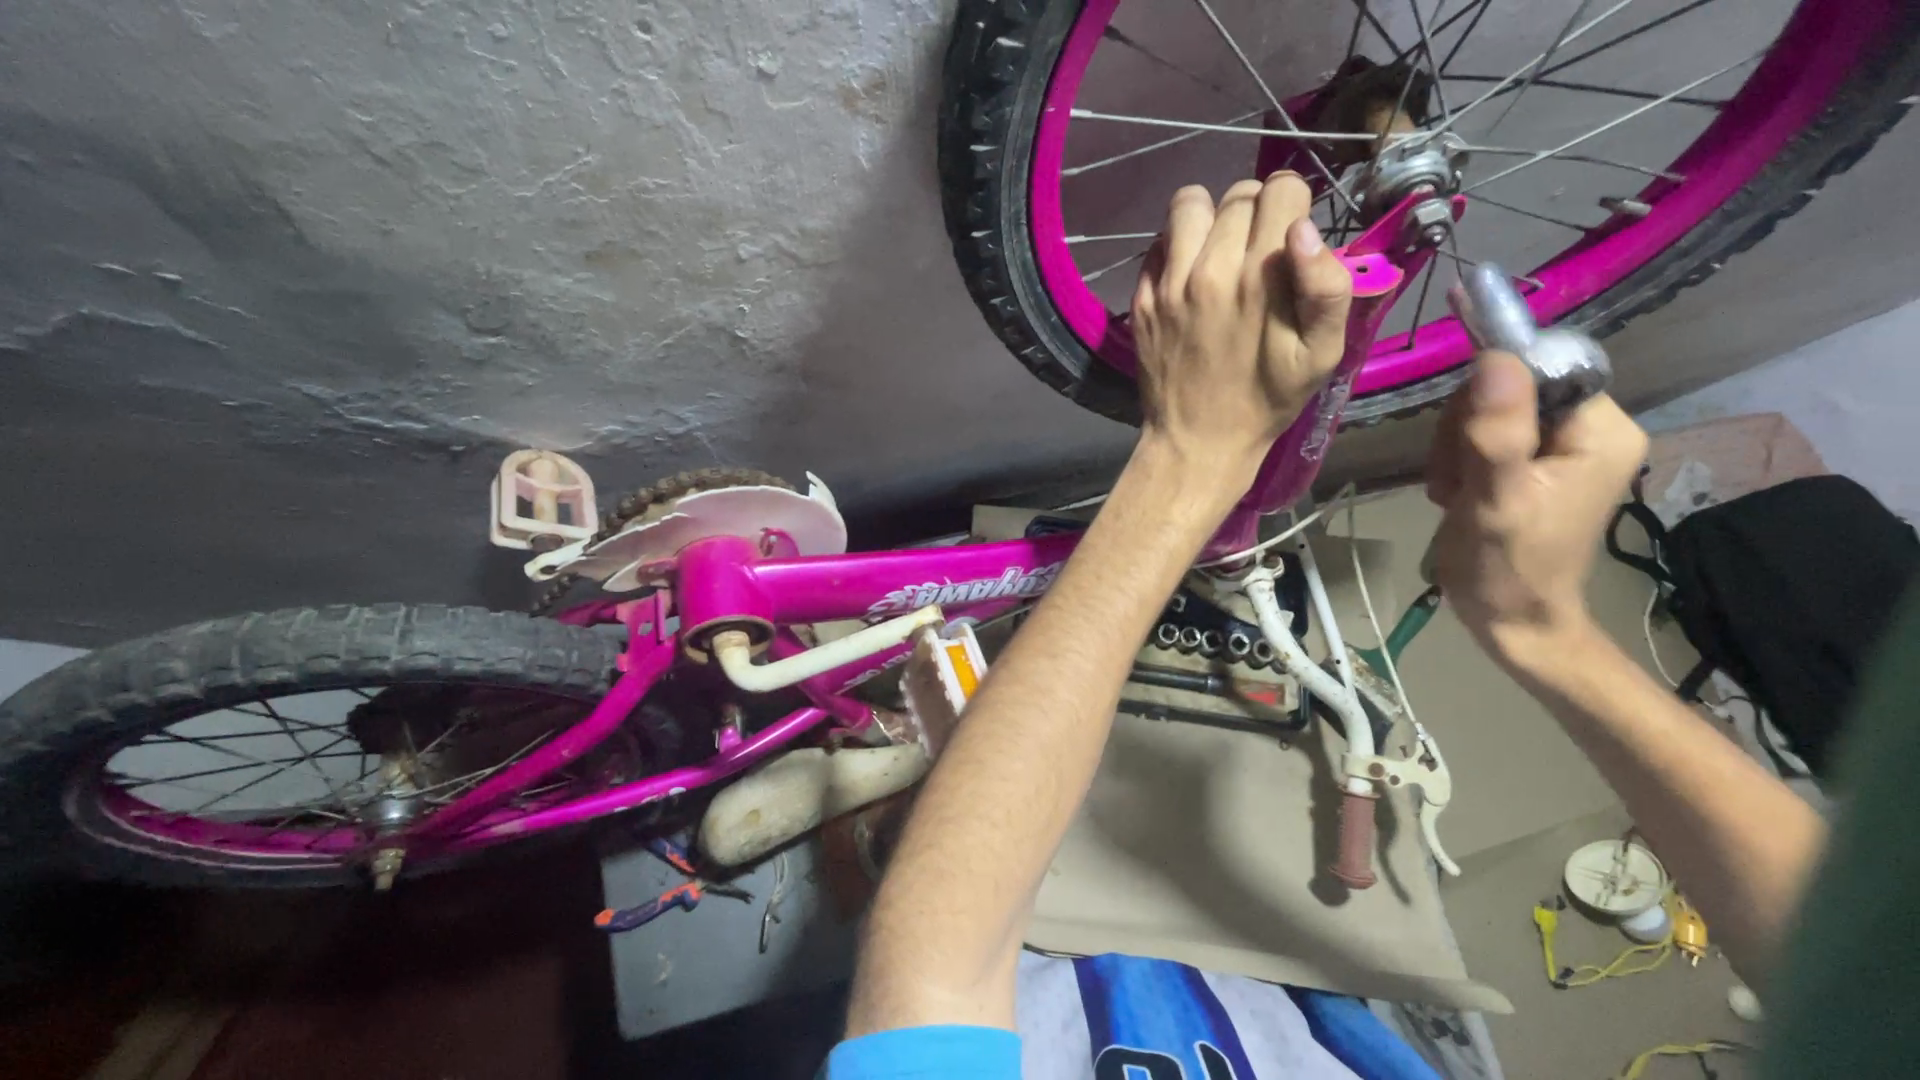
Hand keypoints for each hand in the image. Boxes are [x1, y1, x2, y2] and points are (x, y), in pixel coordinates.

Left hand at [1131, 174, 1352, 486]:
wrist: (1198, 440)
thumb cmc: (1268, 398)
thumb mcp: (1321, 353)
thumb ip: (1327, 286)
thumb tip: (1305, 227)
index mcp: (1262, 276)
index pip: (1281, 190)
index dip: (1293, 206)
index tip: (1290, 236)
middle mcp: (1210, 269)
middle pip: (1238, 195)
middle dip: (1256, 212)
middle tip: (1258, 252)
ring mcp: (1168, 282)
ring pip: (1189, 203)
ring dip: (1210, 217)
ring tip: (1220, 251)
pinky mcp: (1141, 297)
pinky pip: (1157, 242)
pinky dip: (1176, 247)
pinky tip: (1190, 276)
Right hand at [1426, 351, 1647, 663]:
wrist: (1511, 622)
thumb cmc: (1507, 568)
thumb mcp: (1497, 499)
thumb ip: (1497, 431)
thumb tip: (1495, 357)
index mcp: (1603, 430)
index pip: (1538, 369)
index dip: (1489, 397)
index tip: (1466, 443)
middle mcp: (1593, 429)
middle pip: (1509, 388)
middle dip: (1467, 430)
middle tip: (1459, 480)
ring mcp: (1563, 447)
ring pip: (1487, 411)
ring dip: (1455, 449)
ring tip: (1458, 493)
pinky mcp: (1536, 463)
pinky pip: (1485, 433)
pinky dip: (1459, 461)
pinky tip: (1459, 493)